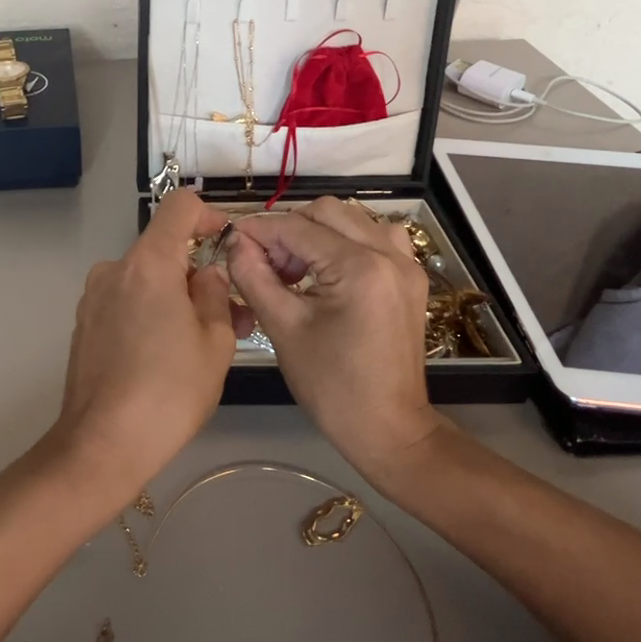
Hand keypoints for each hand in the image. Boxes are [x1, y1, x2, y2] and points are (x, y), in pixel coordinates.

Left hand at [46, 190, 237, 501]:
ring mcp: (93, 296)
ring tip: (202, 344)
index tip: (227, 241)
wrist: (102, 444)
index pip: (179, 207)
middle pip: (162, 249)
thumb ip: (216, 295)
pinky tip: (164, 357)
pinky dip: (149, 314)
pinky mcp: (83, 324)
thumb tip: (208, 275)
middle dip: (197, 274)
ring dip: (175, 297)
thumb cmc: (169, 392)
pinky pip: (125, 302)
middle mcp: (114, 269)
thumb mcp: (215, 343)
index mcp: (148, 263)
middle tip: (231, 316)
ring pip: (145, 280)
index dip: (208, 215)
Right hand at [227, 198, 442, 478]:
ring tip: (296, 269)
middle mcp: (388, 255)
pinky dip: (347, 242)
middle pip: (326, 212)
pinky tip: (329, 270)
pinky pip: (376, 238)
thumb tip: (234, 242)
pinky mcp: (410, 279)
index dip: (257, 230)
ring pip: (352, 220)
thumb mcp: (282, 327)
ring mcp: (406, 265)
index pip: (296, 227)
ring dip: (317, 232)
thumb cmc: (330, 384)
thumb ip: (253, 276)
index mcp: (359, 267)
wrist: (388, 429)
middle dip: (288, 229)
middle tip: (265, 262)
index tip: (230, 238)